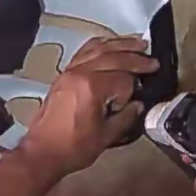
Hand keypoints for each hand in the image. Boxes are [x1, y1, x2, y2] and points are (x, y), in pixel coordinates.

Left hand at [14, 36, 158, 182]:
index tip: (134, 103)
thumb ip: (126, 117)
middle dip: (135, 58)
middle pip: (113, 57)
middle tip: (153, 62)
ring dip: (120, 44)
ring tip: (138, 43)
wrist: (43, 152)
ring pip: (99, 48)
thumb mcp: (106, 137)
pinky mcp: (64, 74)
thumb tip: (139, 104)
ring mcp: (70, 70)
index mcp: (91, 87)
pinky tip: (111, 44)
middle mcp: (80, 72)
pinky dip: (101, 45)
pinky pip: (85, 51)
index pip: (123, 78)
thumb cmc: (75, 148)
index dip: (132, 90)